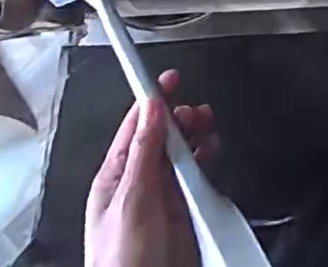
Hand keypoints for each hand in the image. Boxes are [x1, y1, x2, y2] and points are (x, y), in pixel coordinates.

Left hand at [85, 69, 220, 266]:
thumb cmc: (123, 264)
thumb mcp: (132, 201)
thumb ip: (144, 152)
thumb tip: (152, 107)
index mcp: (116, 178)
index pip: (135, 127)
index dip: (152, 100)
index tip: (168, 79)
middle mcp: (139, 185)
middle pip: (161, 137)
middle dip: (179, 118)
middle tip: (196, 111)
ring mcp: (162, 199)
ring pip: (181, 154)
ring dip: (194, 136)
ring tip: (206, 127)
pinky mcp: (183, 214)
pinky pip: (196, 177)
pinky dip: (206, 160)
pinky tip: (211, 154)